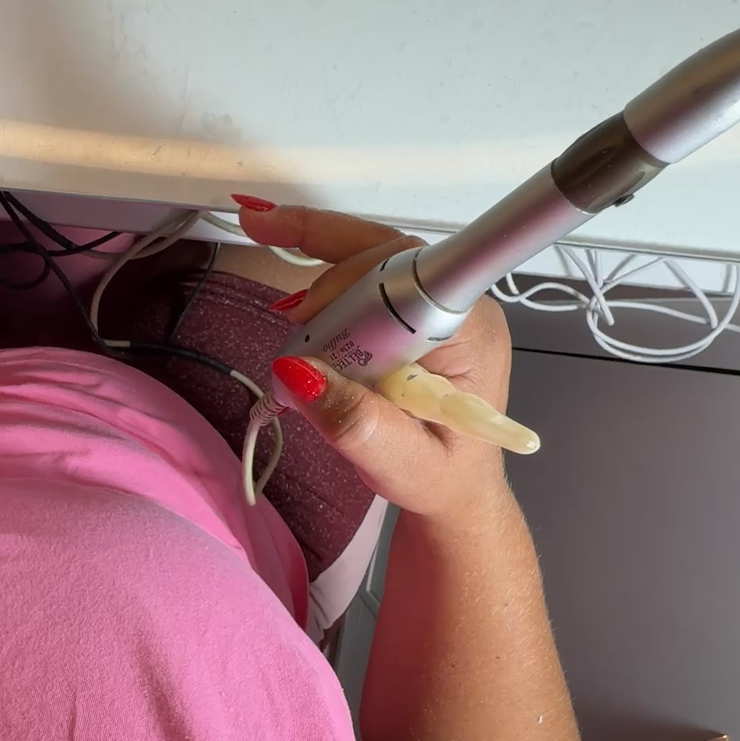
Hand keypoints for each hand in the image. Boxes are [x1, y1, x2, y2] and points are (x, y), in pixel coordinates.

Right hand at [237, 204, 514, 519]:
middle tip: (275, 278)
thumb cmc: (439, 478)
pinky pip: (358, 276)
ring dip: (316, 267)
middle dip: (325, 268)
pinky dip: (317, 274)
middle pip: (383, 254)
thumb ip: (356, 423)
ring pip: (366, 257)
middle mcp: (451, 308)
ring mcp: (424, 306)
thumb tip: (296, 371)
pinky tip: (286, 272)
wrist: (452, 486)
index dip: (358, 281)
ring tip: (272, 266)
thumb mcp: (401, 464)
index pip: (413, 279)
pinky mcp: (400, 313)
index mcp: (467, 334)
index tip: (305, 308)